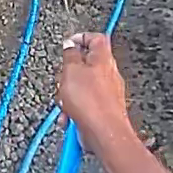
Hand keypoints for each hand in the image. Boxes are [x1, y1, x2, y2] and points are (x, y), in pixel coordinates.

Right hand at [59, 32, 134, 150]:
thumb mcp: (71, 71)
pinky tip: (69, 118)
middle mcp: (108, 74)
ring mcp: (108, 92)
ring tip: (65, 104)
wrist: (103, 134)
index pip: (96, 38)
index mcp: (103, 59)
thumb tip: (69, 45)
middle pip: (86, 65)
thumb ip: (70, 55)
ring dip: (69, 95)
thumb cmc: (91, 103)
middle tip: (63, 80)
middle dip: (69, 74)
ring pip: (83, 86)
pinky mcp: (103, 110)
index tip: (68, 44)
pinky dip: (75, 110)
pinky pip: (85, 104)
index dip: (81, 38)